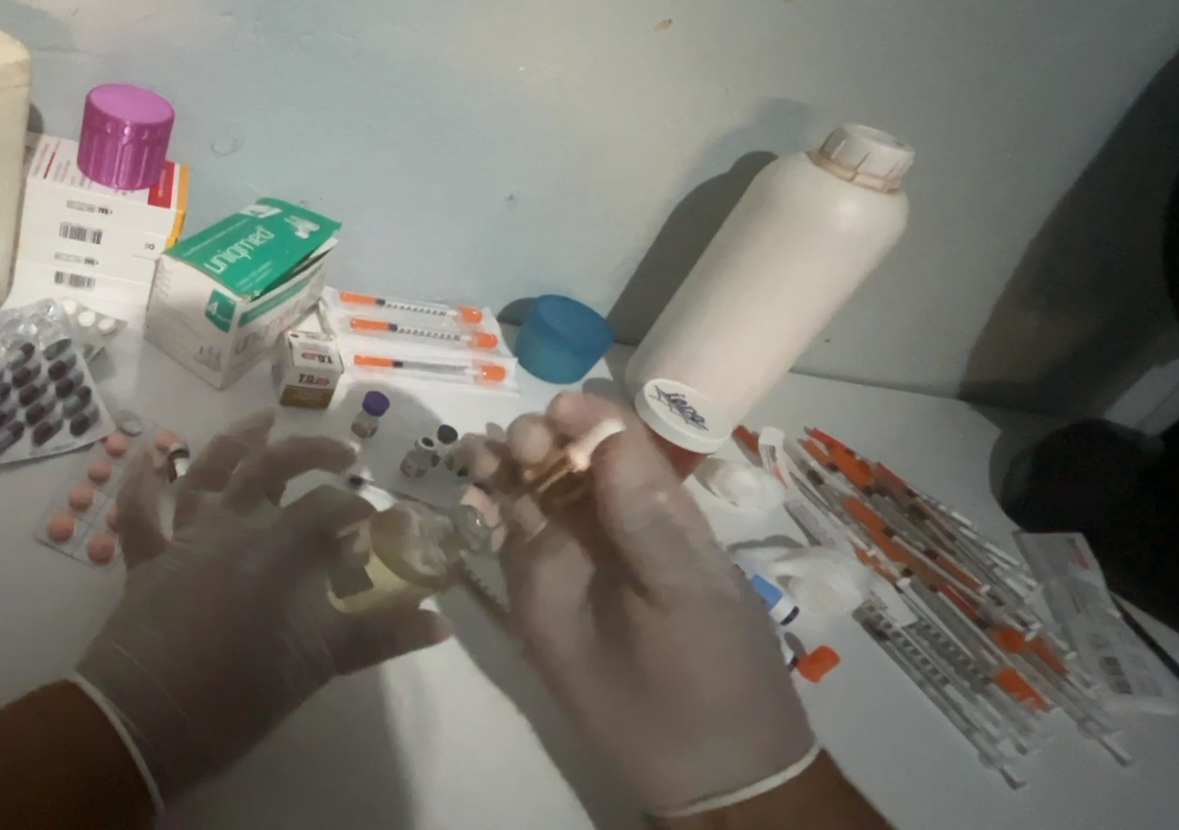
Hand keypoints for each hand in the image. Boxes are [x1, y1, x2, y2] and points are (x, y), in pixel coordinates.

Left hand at [72, 409, 451, 803]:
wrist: (142, 722)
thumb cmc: (231, 697)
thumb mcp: (311, 668)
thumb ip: (374, 637)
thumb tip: (438, 624)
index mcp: (271, 549)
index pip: (325, 509)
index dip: (356, 510)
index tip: (379, 524)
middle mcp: (227, 527)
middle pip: (270, 468)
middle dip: (309, 451)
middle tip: (341, 453)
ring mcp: (183, 537)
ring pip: (206, 471)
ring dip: (234, 440)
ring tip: (264, 418)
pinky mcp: (147, 558)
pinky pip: (138, 512)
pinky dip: (141, 482)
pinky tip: (147, 455)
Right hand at [470, 393, 817, 816]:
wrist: (697, 765)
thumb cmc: (710, 672)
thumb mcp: (688, 595)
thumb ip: (646, 520)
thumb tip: (608, 438)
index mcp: (651, 508)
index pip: (617, 439)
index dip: (588, 417)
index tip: (557, 412)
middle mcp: (600, 516)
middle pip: (558, 453)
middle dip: (533, 437)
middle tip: (517, 449)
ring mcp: (560, 547)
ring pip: (519, 484)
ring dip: (496, 463)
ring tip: (477, 462)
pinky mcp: (528, 579)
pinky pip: (498, 529)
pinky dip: (478, 508)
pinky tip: (468, 504)